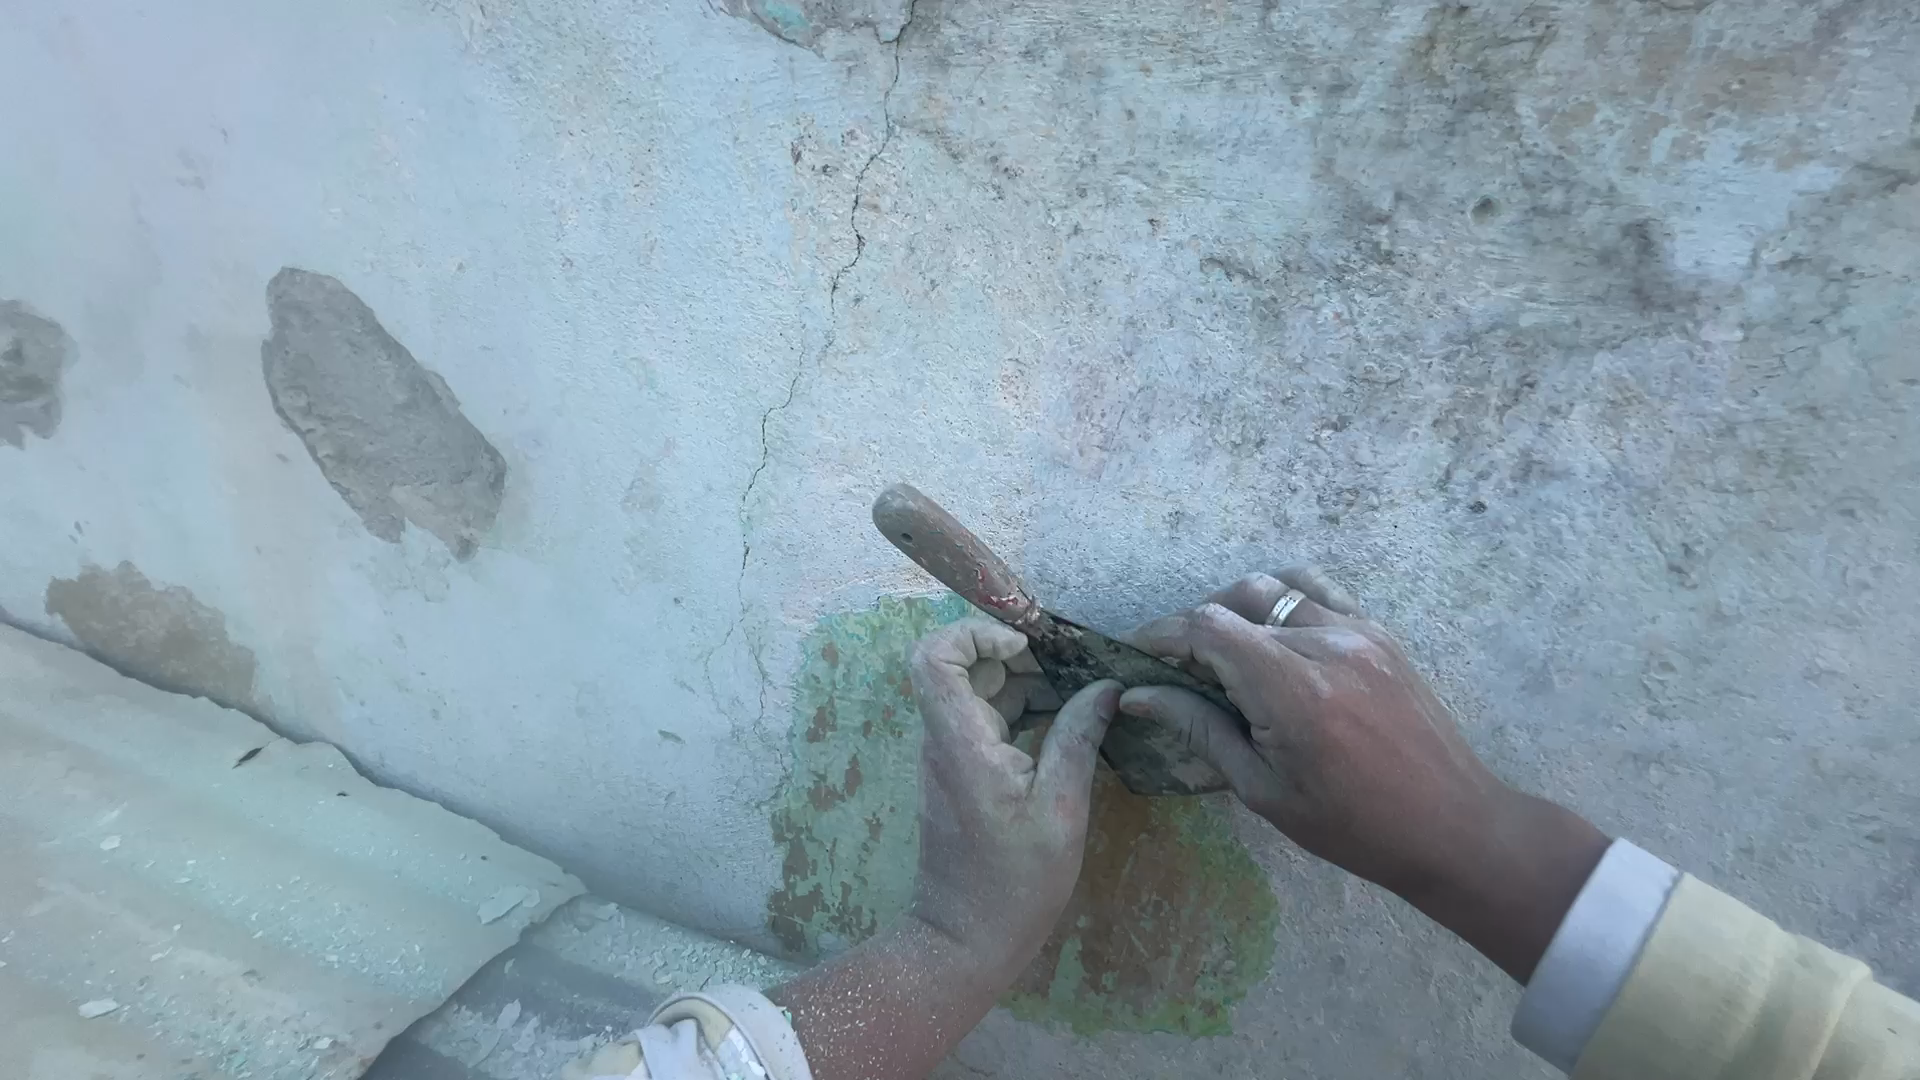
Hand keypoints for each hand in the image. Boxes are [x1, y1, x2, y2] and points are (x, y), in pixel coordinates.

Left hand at [907, 618, 1117, 984]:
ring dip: (1025, 682)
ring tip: (1080, 691)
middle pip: (963, 665)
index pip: (933, 657)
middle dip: (1017, 655)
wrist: (965, 938)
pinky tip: (1065, 718)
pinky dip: (1021, 707)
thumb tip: (1105, 687)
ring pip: (977, 689)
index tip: (1024, 646)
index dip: (973, 634)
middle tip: (1072, 666)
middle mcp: (944, 736)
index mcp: (960, 740)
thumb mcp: (1061, 809)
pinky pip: (985, 716)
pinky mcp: (959, 765)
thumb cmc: (1015, 882)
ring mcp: (948, 750)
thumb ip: (1078, 738)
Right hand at [1119, 567, 1606, 981]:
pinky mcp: (1378, 630)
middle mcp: (1324, 643)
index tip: (1136, 652)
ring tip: (1223, 646)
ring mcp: (1358, 629)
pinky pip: (1314, 588)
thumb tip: (1136, 695)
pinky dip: (1277, 597)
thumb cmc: (1352, 826)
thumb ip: (1198, 728)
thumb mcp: (1261, 788)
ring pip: (1270, 587)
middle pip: (1233, 601)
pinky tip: (1270, 628)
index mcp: (1293, 689)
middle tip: (1179, 667)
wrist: (1457, 828)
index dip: (1161, 633)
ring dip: (1232, 609)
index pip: (1207, 628)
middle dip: (1192, 628)